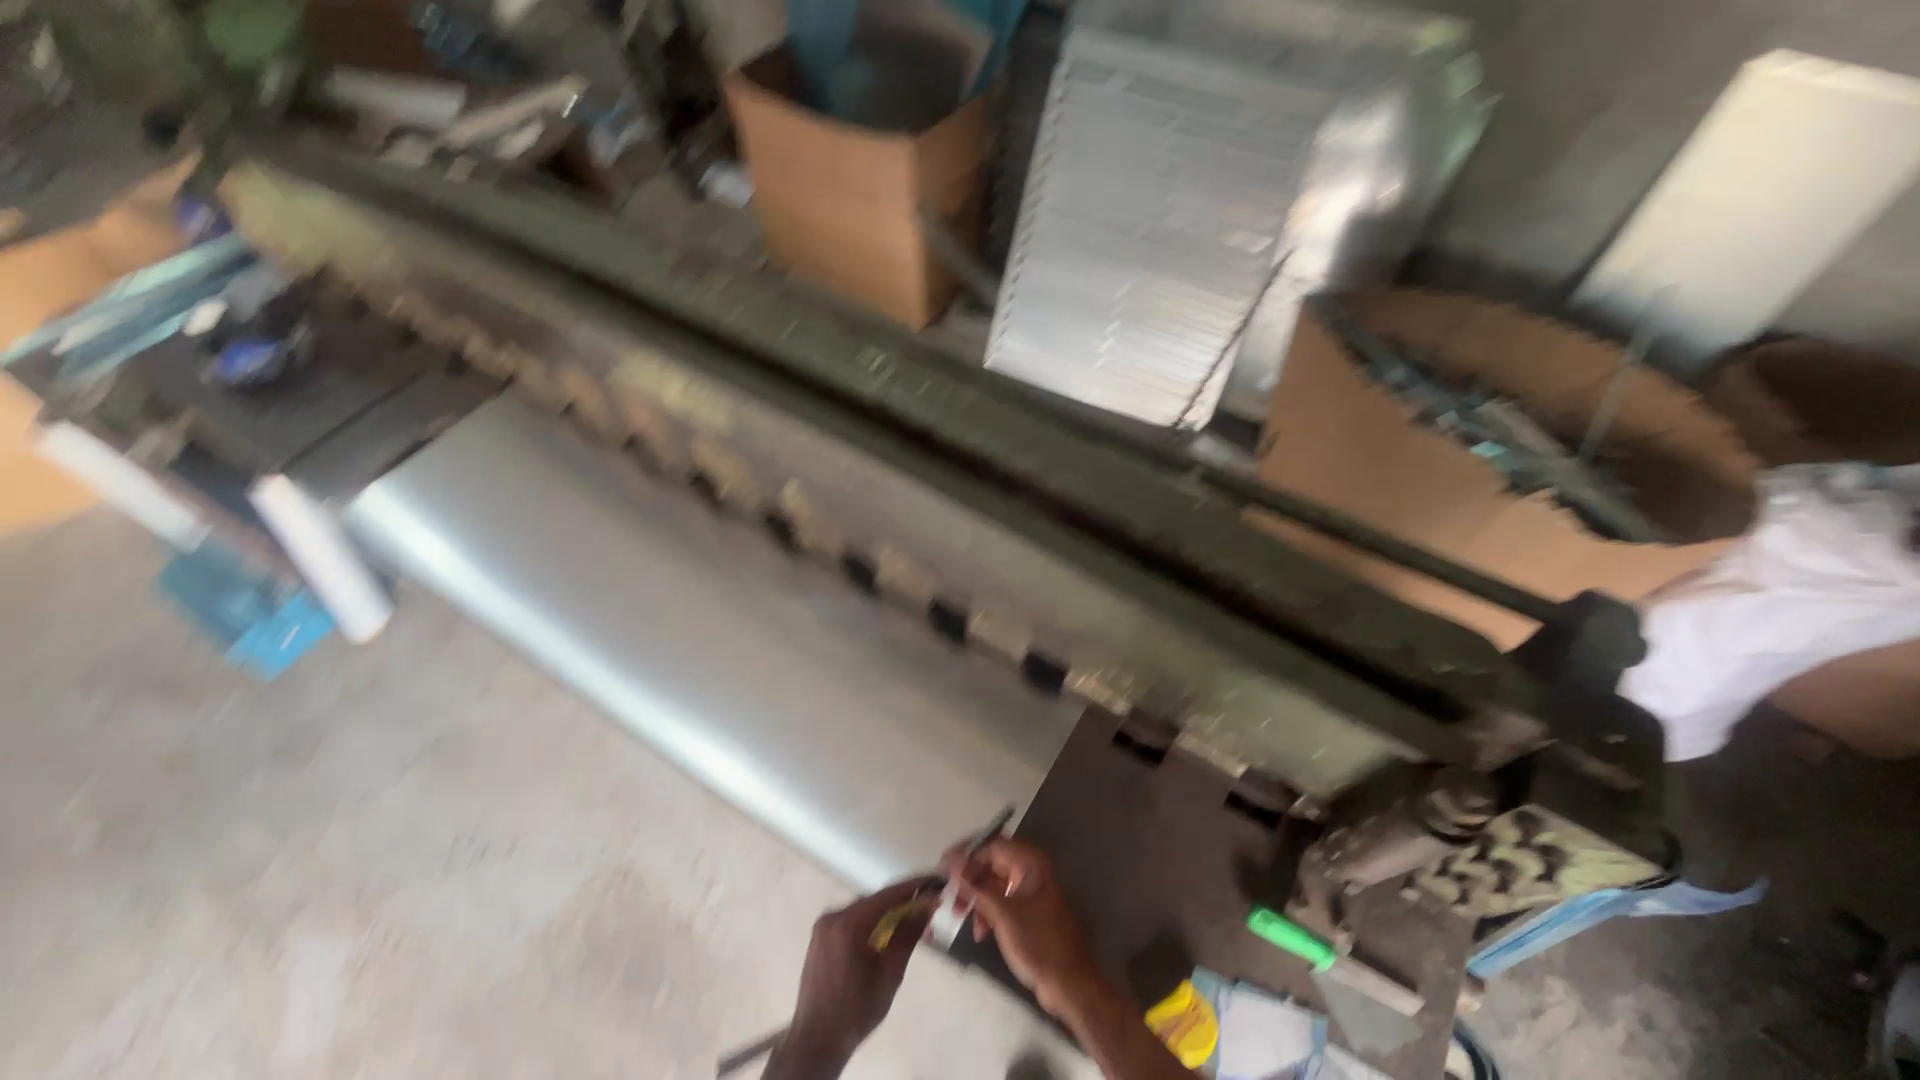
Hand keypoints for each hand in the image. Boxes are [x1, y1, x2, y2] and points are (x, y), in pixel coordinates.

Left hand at [776, 876, 938, 1072]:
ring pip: (864, 910)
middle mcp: (832, 917)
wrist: (817, 1040)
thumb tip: (928, 905)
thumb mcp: (890, 973)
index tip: (937, 882)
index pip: (888, 895)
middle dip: (903, 903)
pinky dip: (871, 924)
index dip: (914, 886)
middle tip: (929, 909)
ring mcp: (823, 927)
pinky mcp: (820, 938)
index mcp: (848, 924)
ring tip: (913, 924)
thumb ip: (908, 934)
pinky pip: (851, 921)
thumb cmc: (857, 1010)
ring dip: (888, 914)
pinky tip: (887, 935)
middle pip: (875, 900)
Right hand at [941, 837, 1103, 1016]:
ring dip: (975, 898)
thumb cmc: (1038, 944)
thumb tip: (952, 862)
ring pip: (994, 884)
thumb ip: (976, 886)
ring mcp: (1030, 892)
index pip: (993, 845)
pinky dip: (987, 912)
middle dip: (969, 879)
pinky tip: (980, 932)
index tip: (944, 868)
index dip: (967, 853)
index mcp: (1032, 865)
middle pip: (992, 864)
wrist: (1068, 984)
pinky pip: (1001, 901)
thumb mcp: (1003, 915)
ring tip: (959, 915)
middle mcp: (1032, 872)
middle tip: (949, 895)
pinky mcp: (1028, 912)